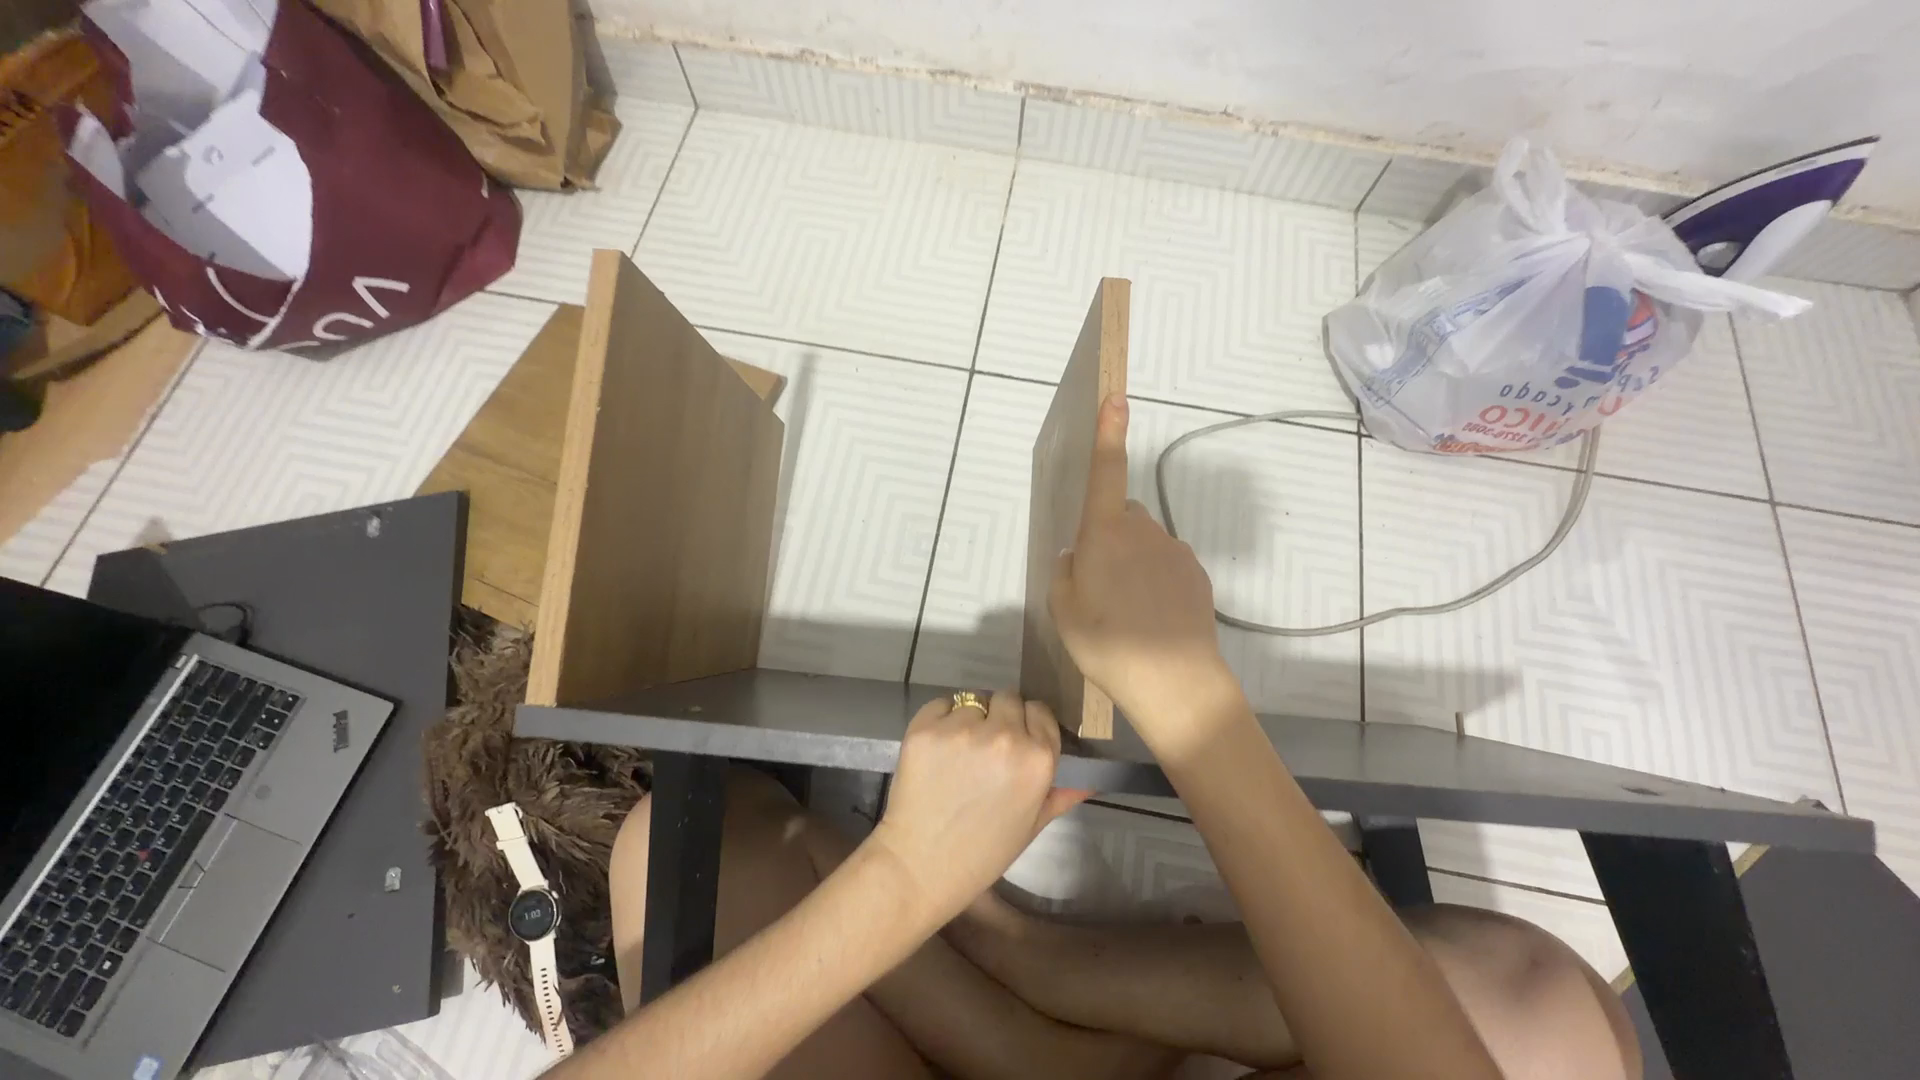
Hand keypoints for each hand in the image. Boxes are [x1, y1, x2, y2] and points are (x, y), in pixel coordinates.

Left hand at [867, 691, 1087, 923]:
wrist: (920, 867)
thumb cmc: (983, 853)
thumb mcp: (1032, 825)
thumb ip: (1062, 795)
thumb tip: (1091, 779)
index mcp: (1037, 759)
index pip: (1040, 711)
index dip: (1028, 724)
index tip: (1017, 741)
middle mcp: (1004, 736)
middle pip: (1008, 699)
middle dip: (1000, 717)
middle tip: (986, 748)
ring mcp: (962, 729)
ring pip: (973, 702)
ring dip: (969, 720)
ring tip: (958, 753)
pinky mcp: (925, 728)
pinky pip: (940, 705)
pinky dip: (940, 720)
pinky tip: (937, 750)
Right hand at [1049, 396, 1243, 747]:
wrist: (1174, 681)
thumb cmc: (1107, 643)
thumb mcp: (1063, 611)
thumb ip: (1065, 573)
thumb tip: (1076, 556)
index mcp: (1104, 533)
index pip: (1106, 472)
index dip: (1109, 432)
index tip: (1117, 396)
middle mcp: (1144, 531)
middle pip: (1123, 516)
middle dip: (1110, 536)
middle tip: (1099, 585)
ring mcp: (1175, 552)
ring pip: (1146, 544)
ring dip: (1134, 563)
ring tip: (1127, 611)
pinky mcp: (1197, 575)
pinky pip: (1168, 565)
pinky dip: (1157, 582)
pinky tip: (1153, 618)